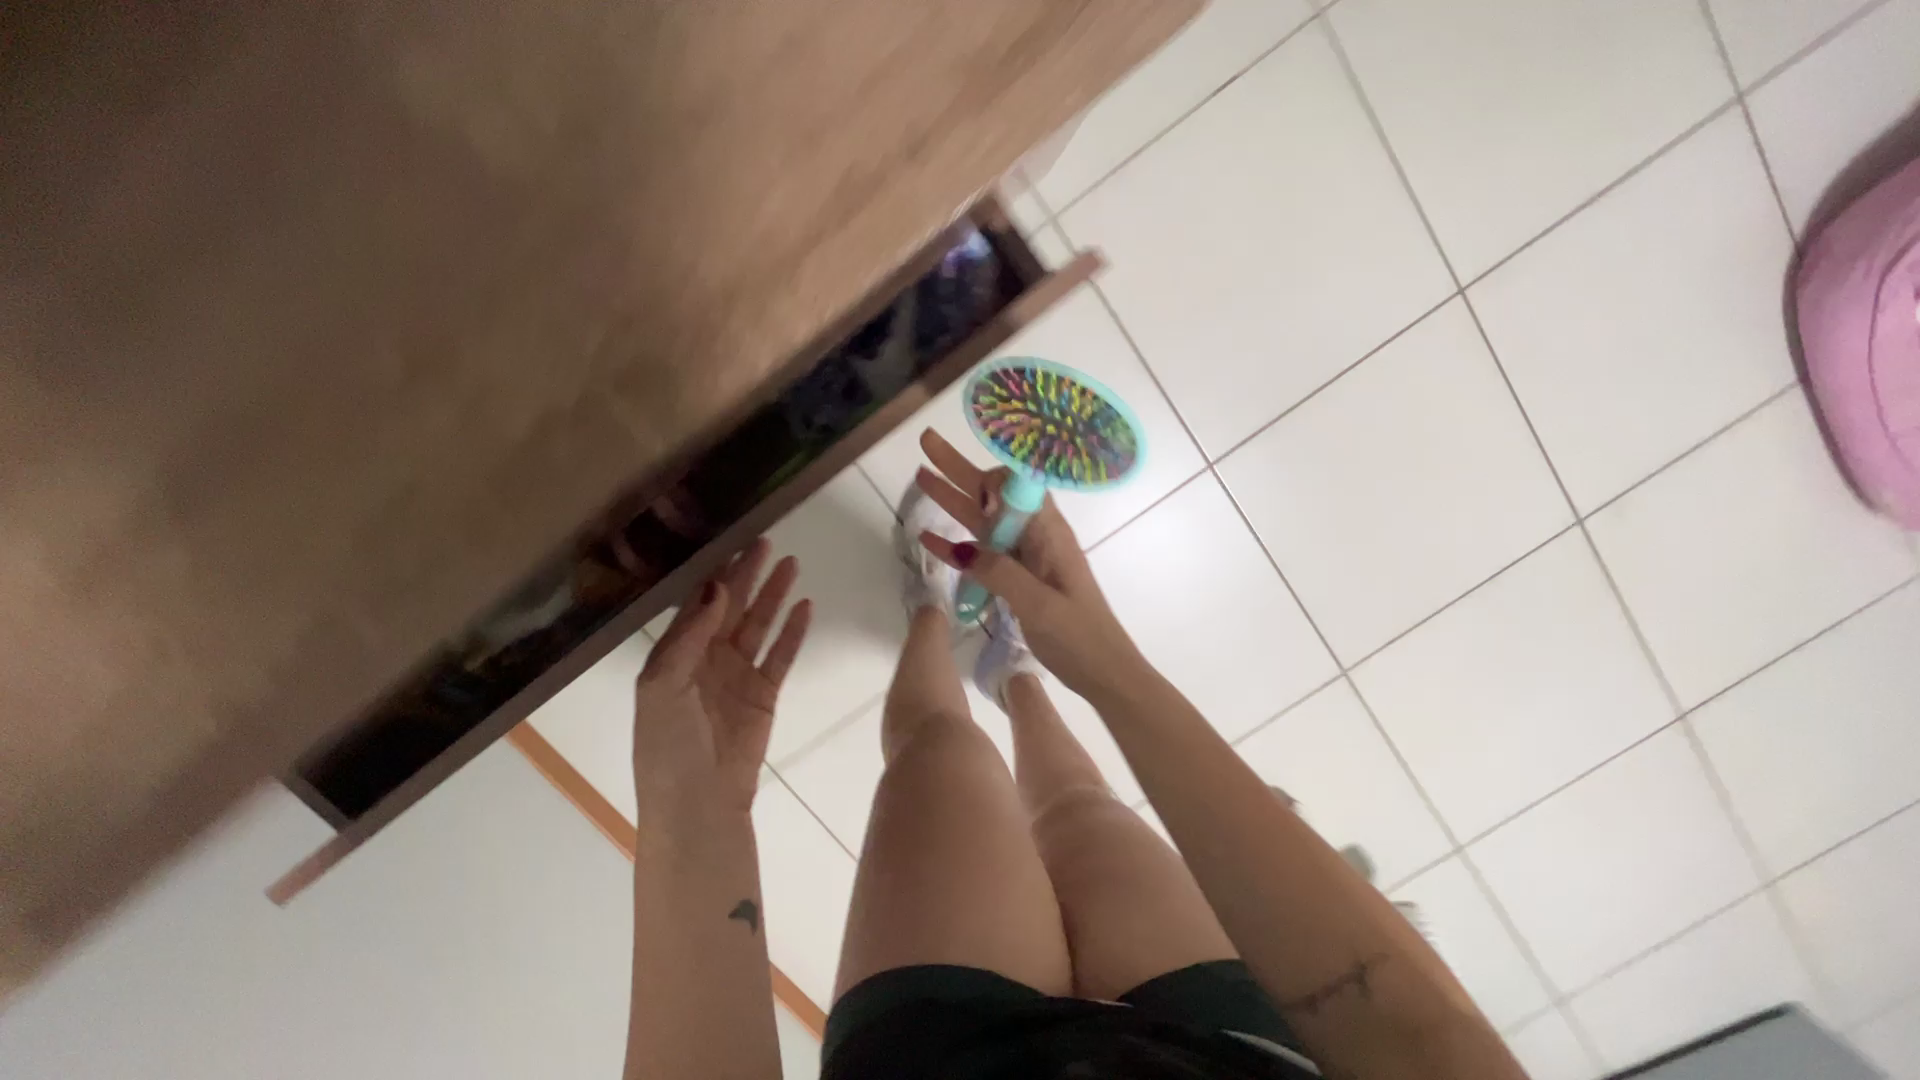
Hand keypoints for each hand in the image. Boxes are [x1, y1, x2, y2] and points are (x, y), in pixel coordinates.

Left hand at [633, 538, 811, 820]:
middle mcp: (707, 659)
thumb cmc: (668, 746)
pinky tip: (806, 606)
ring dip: (774, 596)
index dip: (715, 575)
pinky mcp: (765, 694)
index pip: (697, 605)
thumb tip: (714, 588)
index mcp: (675, 656)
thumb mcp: (662, 688)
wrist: (699, 803)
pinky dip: (793, 632)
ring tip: (792, 564)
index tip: (733, 543)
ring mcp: (738, 676)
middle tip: (766, 542)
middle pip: (731, 608)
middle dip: (748, 575)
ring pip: (759, 625)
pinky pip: (781, 655)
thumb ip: (687, 637)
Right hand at [912, 428, 1142, 696]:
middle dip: (960, 469)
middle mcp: (1034, 537)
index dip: (992, 479)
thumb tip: (963, 548)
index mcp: (1048, 533)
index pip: (1017, 486)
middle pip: (992, 495)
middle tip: (927, 442)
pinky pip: (981, 555)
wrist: (1103, 671)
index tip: (977, 498)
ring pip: (982, 521)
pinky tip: (928, 537)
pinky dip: (955, 546)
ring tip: (920, 476)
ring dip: (952, 499)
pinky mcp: (1015, 580)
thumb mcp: (1039, 604)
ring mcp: (1024, 558)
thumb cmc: (1079, 636)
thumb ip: (1000, 573)